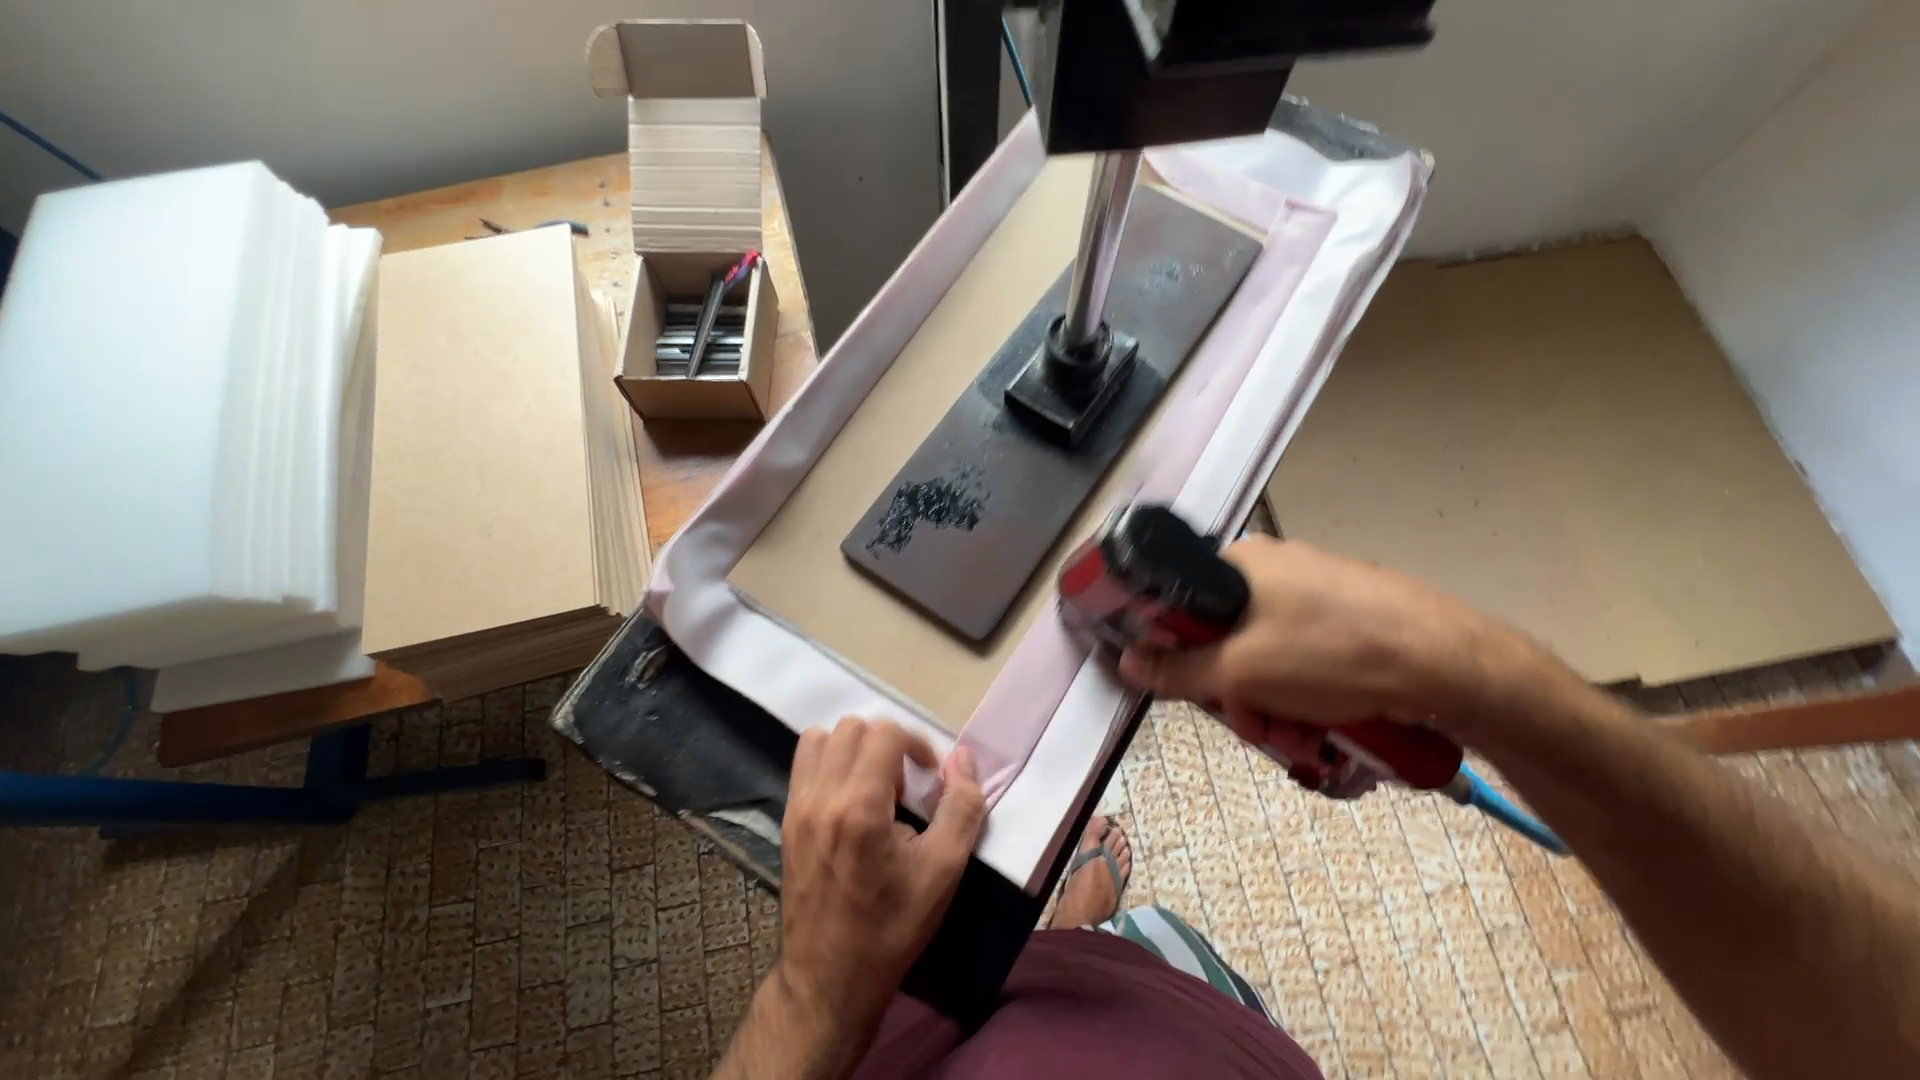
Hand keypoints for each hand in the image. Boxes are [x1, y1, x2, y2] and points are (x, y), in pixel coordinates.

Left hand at [773, 717, 985, 1046]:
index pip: (885, 733)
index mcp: (861, 808)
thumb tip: (964, 759)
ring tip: (874, 788)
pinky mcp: (787, 820)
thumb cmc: (893, 926)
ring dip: (854, 748)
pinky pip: (804, 763)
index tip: (930, 777)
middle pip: (853, 727)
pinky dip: (829, 762)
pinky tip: (850, 800)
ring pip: (822, 738)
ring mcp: (797, 807)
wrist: (831, 977)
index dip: (916, 744)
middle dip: (887, 744)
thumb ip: (962, 807)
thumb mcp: (945, 871)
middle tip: (904, 787)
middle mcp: (822, 797)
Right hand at [1117, 536, 1556, 743]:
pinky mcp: (1351, 617)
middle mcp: (1276, 568)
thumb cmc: (1330, 655)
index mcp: (1241, 563)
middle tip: (1256, 725)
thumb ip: (1177, 669)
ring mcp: (1318, 591)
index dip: (1178, 650)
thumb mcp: (1241, 671)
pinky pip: (1304, 659)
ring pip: (1266, 656)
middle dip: (1236, 692)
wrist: (1448, 663)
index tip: (1195, 690)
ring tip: (1301, 736)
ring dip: (1271, 703)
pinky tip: (1326, 724)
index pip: (1182, 602)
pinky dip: (1305, 695)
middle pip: (1225, 637)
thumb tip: (1125, 661)